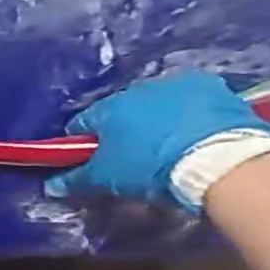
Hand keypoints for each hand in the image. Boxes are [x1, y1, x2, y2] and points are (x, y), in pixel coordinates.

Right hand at [44, 69, 269, 211]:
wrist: (219, 160)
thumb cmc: (148, 167)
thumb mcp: (104, 179)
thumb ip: (75, 179)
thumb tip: (51, 185)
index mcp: (109, 107)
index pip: (82, 124)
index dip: (81, 144)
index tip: (88, 162)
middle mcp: (141, 88)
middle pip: (121, 112)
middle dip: (121, 131)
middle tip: (128, 158)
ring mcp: (181, 84)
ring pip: (156, 105)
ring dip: (155, 122)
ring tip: (163, 149)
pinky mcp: (216, 88)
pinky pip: (191, 104)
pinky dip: (187, 117)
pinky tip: (190, 138)